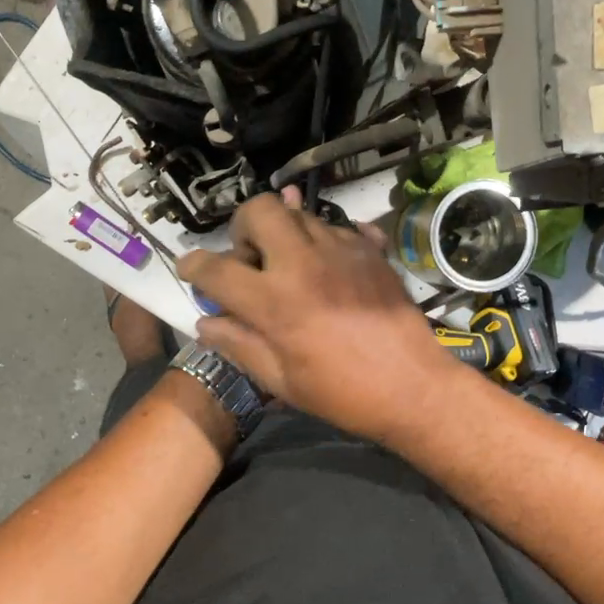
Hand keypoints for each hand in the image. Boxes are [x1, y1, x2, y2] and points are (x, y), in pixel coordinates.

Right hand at [176, 188, 463, 441]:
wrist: (414, 387)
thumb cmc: (343, 394)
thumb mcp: (281, 381)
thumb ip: (240, 345)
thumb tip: (206, 323)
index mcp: (274, 301)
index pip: (217, 268)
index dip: (194, 266)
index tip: (189, 269)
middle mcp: (303, 262)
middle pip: (259, 209)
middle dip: (243, 226)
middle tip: (249, 257)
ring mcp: (341, 249)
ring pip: (298, 214)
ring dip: (283, 232)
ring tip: (288, 263)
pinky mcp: (370, 250)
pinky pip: (336, 226)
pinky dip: (321, 240)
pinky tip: (325, 266)